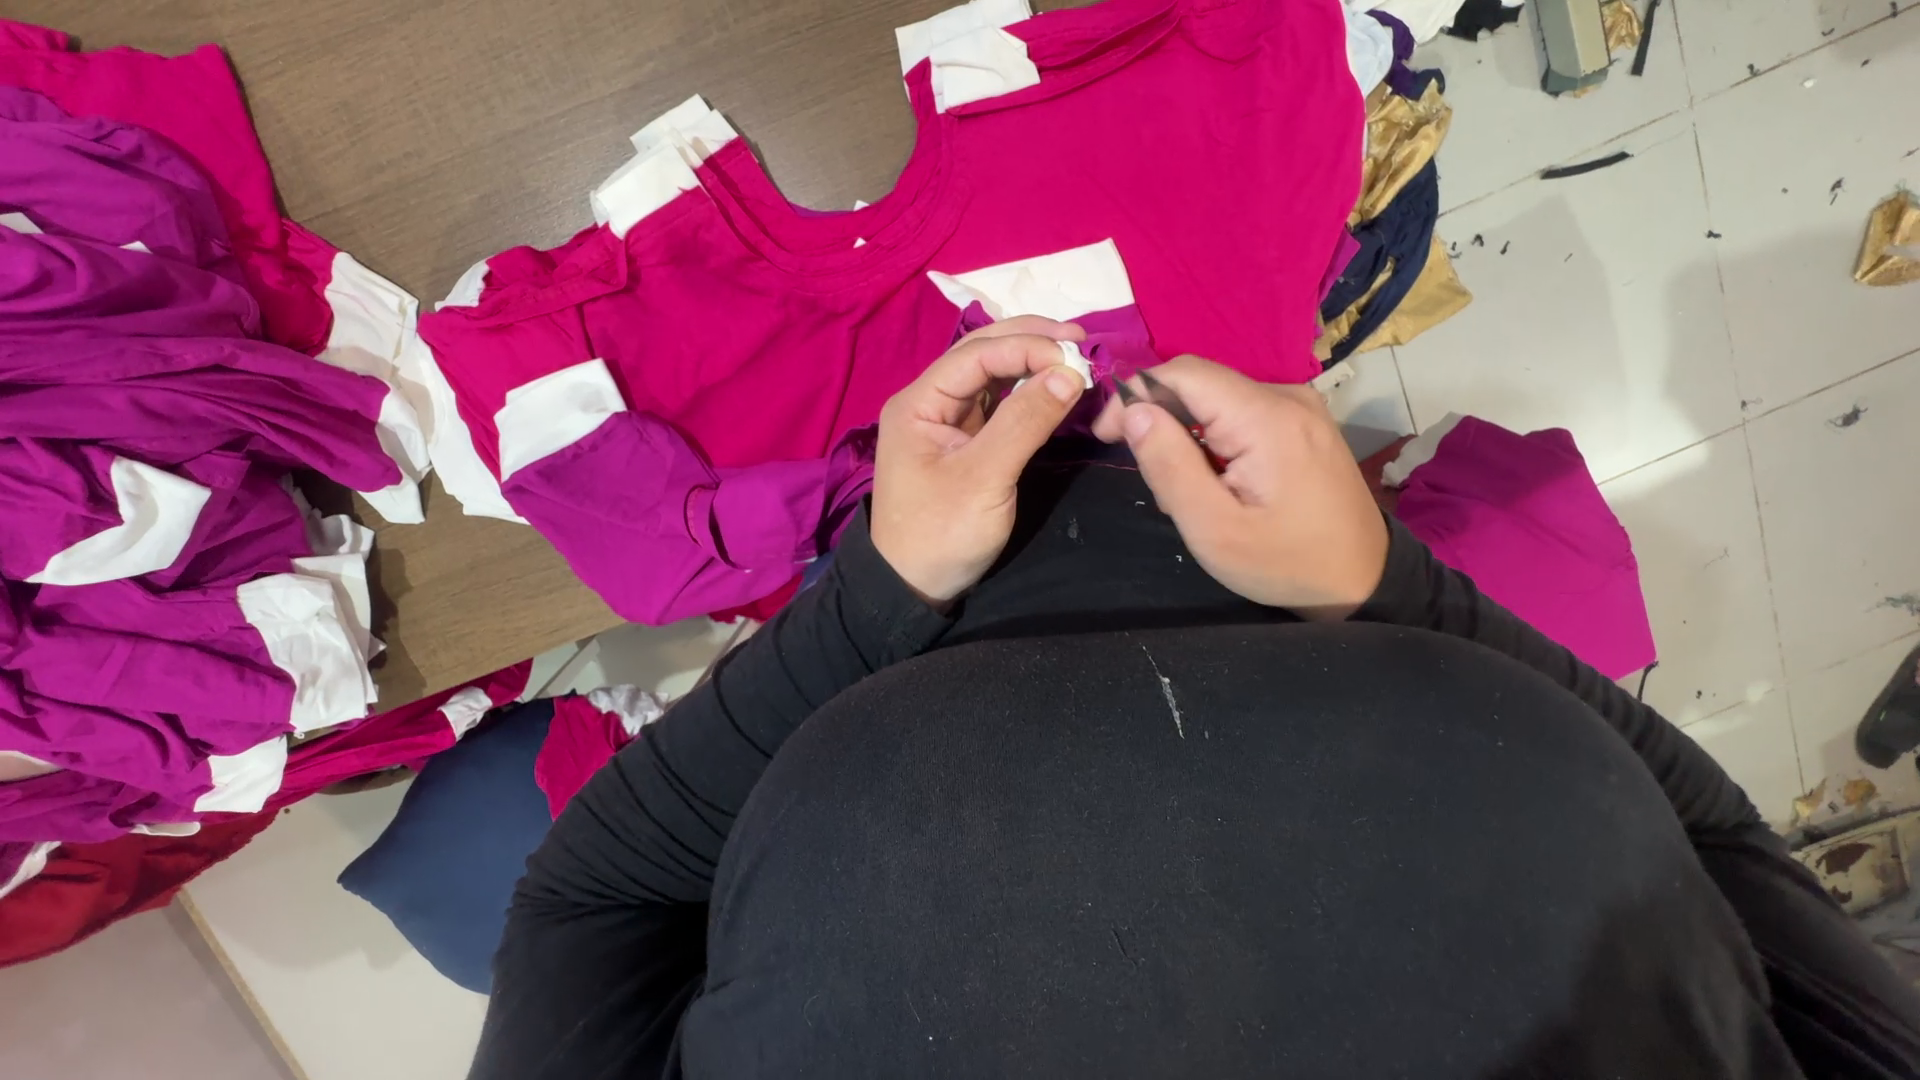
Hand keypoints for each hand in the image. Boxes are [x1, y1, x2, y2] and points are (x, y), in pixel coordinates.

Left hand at [870, 317, 1088, 605]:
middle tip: (1081, 341)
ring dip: (1031, 363)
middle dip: (1030, 342)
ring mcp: (946, 422)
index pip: (975, 354)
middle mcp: (929, 402)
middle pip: (981, 354)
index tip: (1075, 354)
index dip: (1027, 346)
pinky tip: (1053, 387)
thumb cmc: (942, 534)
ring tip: (1074, 358)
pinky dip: (1027, 392)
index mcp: (918, 403)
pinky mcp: (965, 443)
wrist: (914, 587)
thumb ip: (1024, 422)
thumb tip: (1069, 373)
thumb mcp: (984, 478)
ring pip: (991, 377)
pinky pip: (998, 405)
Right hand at [1092, 355, 1386, 618]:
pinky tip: (1218, 483)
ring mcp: (1299, 406)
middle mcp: (1286, 395)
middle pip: (1199, 385)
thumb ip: (1169, 465)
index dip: (1134, 394)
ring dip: (1187, 437)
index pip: (1182, 372)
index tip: (1108, 436)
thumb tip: (1133, 410)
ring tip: (1191, 494)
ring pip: (1216, 400)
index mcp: (1265, 417)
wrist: (1362, 581)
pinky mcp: (1302, 421)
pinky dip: (1214, 441)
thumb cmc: (1284, 563)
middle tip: (1158, 484)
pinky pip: (1240, 413)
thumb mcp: (1213, 528)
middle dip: (1161, 424)